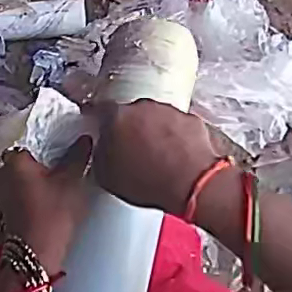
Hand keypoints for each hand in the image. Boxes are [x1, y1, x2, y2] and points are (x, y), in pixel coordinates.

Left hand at [0, 141, 92, 270]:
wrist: (38, 250)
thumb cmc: (52, 212)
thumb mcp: (72, 179)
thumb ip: (77, 155)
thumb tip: (84, 139)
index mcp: (14, 161)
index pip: (23, 144)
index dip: (37, 146)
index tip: (51, 149)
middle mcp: (0, 174)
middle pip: (11, 161)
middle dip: (26, 163)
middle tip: (47, 165)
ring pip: (8, 178)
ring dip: (21, 179)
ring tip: (43, 182)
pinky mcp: (2, 211)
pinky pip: (10, 194)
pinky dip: (20, 194)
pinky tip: (37, 198)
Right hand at [91, 101, 224, 214]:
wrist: (192, 184)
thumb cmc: (149, 180)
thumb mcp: (106, 176)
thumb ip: (99, 154)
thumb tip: (101, 149)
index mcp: (117, 116)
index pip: (101, 110)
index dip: (99, 120)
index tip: (101, 129)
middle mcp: (143, 107)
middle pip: (131, 113)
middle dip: (130, 128)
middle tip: (130, 150)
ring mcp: (169, 112)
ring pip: (156, 118)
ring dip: (154, 132)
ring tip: (157, 158)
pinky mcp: (192, 121)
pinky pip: (178, 127)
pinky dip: (177, 139)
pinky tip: (177, 158)